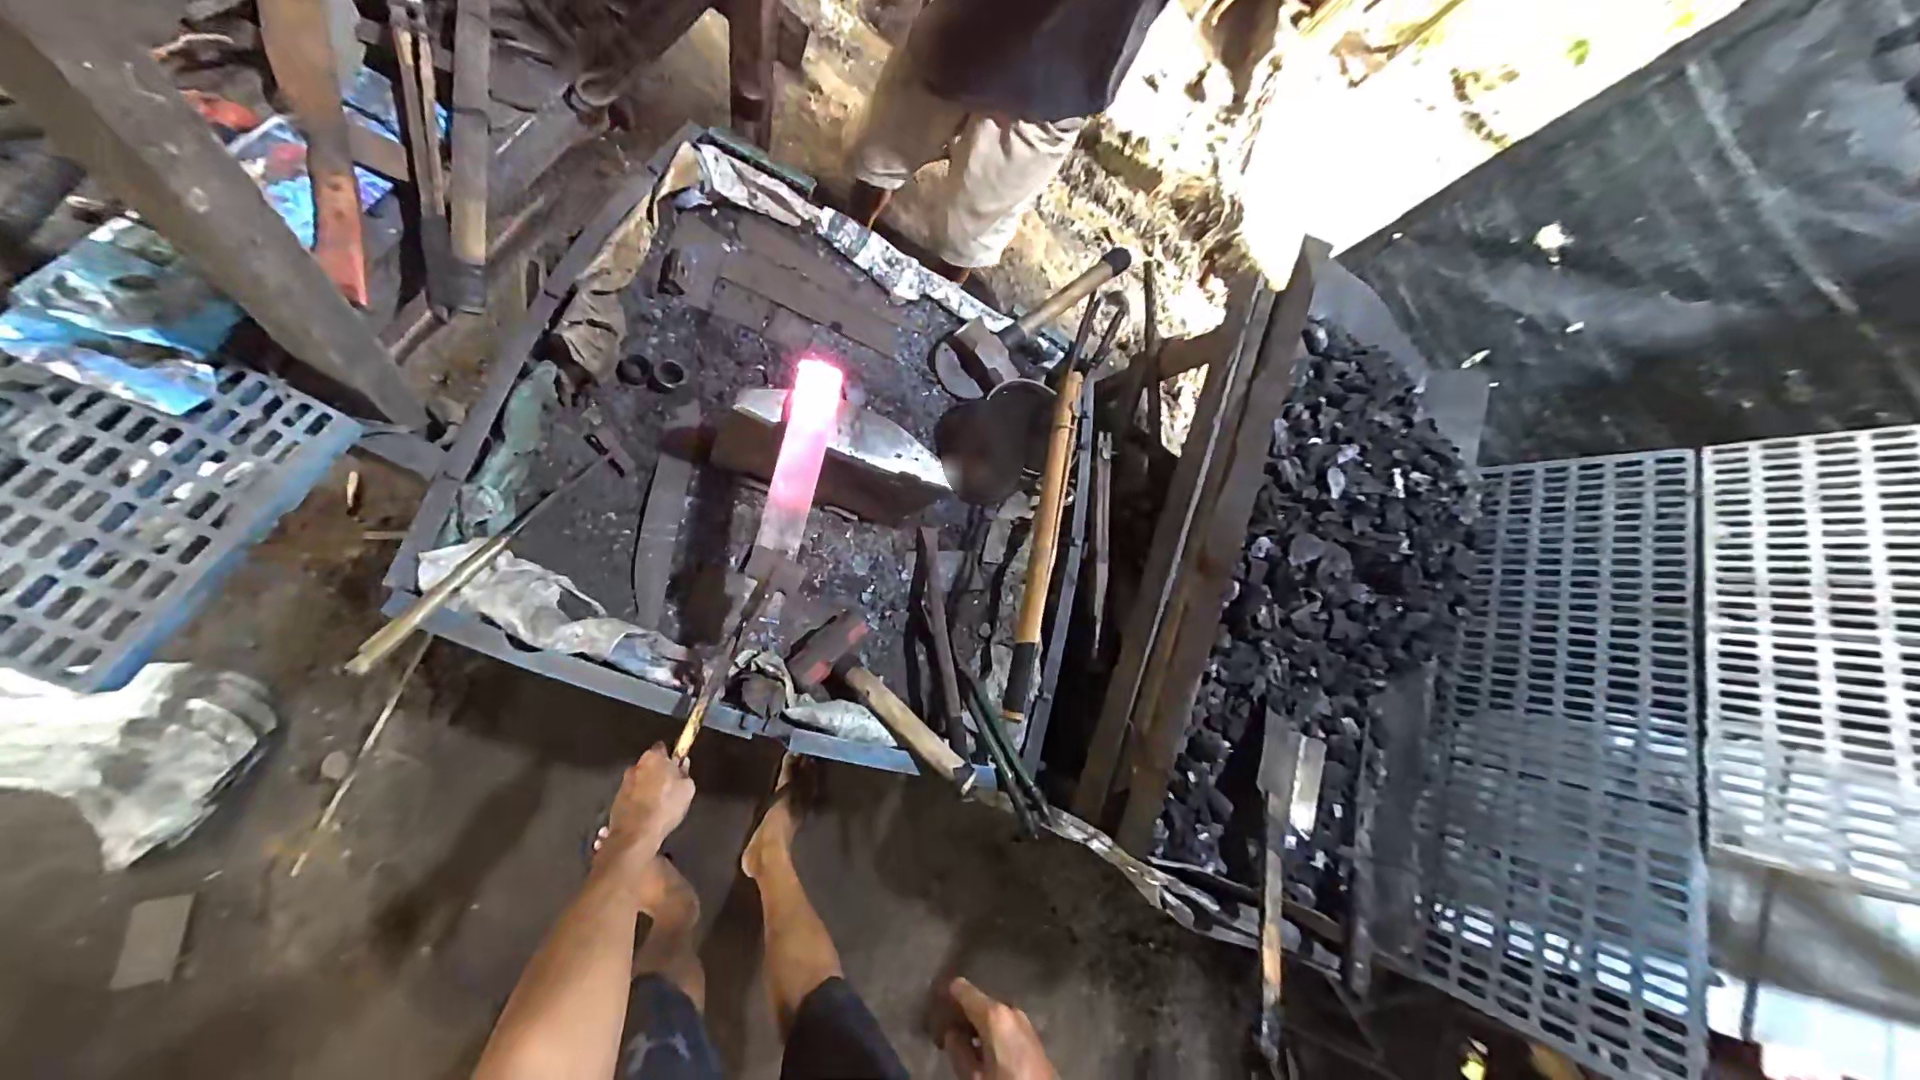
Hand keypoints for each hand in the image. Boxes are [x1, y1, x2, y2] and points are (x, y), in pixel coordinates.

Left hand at [598, 745, 694, 869]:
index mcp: (653, 758)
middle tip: (670, 786)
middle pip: (649, 765)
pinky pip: (632, 795)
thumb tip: (681, 765)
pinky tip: (647, 813)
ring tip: (658, 804)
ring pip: (640, 781)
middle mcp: (635, 767)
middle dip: (658, 772)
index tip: (677, 767)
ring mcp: (623, 784)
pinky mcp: (615, 801)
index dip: (671, 757)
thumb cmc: (666, 807)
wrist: (635, 835)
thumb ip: (685, 773)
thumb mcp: (687, 789)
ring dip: (647, 787)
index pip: (662, 748)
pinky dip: (639, 800)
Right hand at [940, 977, 1056, 1079]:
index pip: (962, 989)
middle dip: (960, 1011)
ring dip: (975, 1022)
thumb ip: (959, 1052)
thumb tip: (951, 1034)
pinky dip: (989, 1030)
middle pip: (978, 1001)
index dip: (946, 993)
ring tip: (960, 1039)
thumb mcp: (975, 1079)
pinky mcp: (1031, 1034)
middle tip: (943, 1026)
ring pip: (991, 1013)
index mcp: (994, 1014)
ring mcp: (1023, 1020)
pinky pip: (1003, 1024)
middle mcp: (1010, 1009)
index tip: (933, 1002)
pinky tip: (981, 1047)